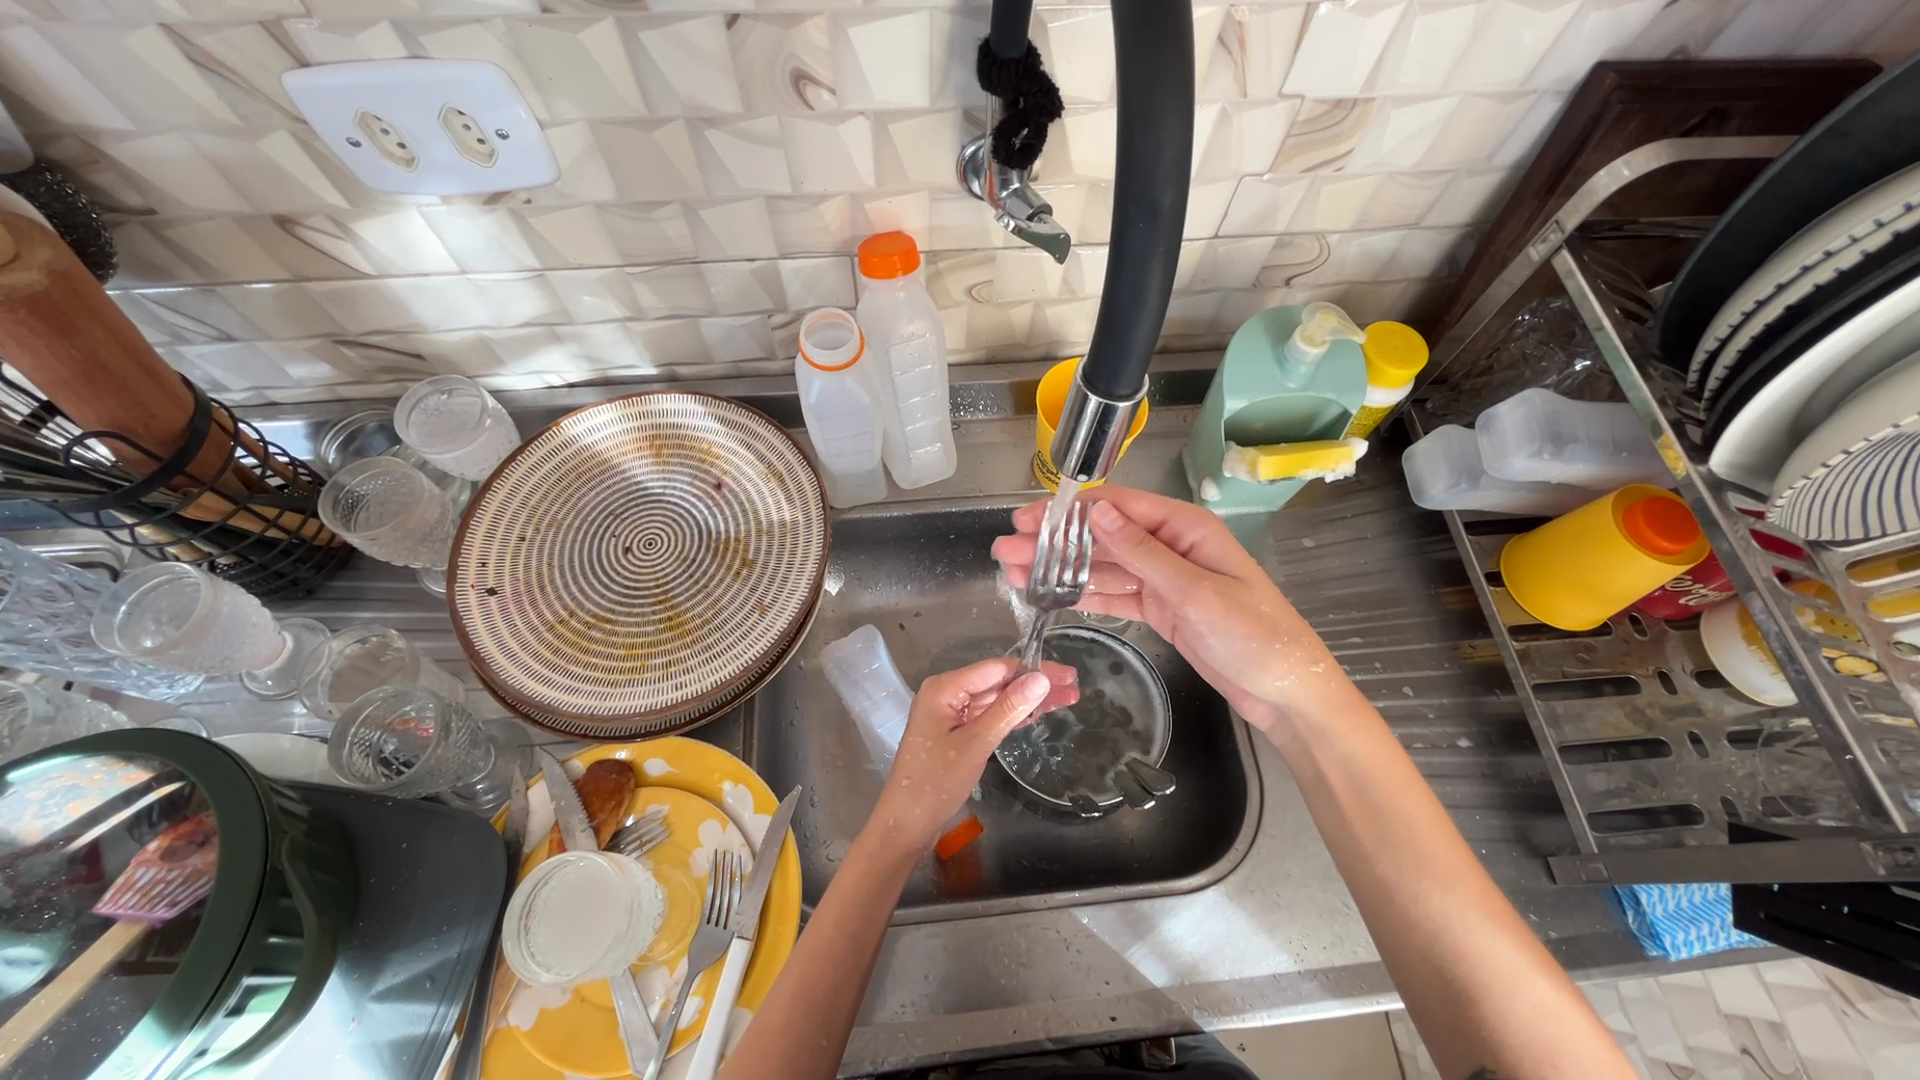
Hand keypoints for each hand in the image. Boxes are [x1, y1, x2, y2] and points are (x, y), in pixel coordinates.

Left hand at [866, 657, 1077, 857]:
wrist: (907, 822)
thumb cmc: (936, 782)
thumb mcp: (976, 743)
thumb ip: (1008, 709)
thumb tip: (1041, 678)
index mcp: (944, 687)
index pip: (997, 668)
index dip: (1034, 670)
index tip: (1068, 675)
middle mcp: (946, 693)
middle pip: (998, 681)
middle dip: (1035, 684)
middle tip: (1074, 689)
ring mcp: (950, 712)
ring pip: (996, 698)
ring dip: (1028, 699)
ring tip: (1066, 700)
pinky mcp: (955, 731)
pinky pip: (988, 714)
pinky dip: (1012, 715)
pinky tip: (1037, 714)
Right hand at [992, 486, 1349, 731]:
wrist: (1287, 691)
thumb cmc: (1254, 636)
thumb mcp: (1195, 592)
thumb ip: (1143, 552)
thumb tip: (1097, 511)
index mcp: (1185, 529)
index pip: (1118, 507)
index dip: (1068, 512)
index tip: (1026, 519)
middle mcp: (1170, 547)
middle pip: (1103, 537)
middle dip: (1054, 542)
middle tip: (1006, 550)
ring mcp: (1164, 579)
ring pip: (1103, 568)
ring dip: (1060, 570)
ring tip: (1014, 573)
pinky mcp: (1160, 609)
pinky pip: (1114, 595)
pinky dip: (1083, 595)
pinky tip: (1050, 595)